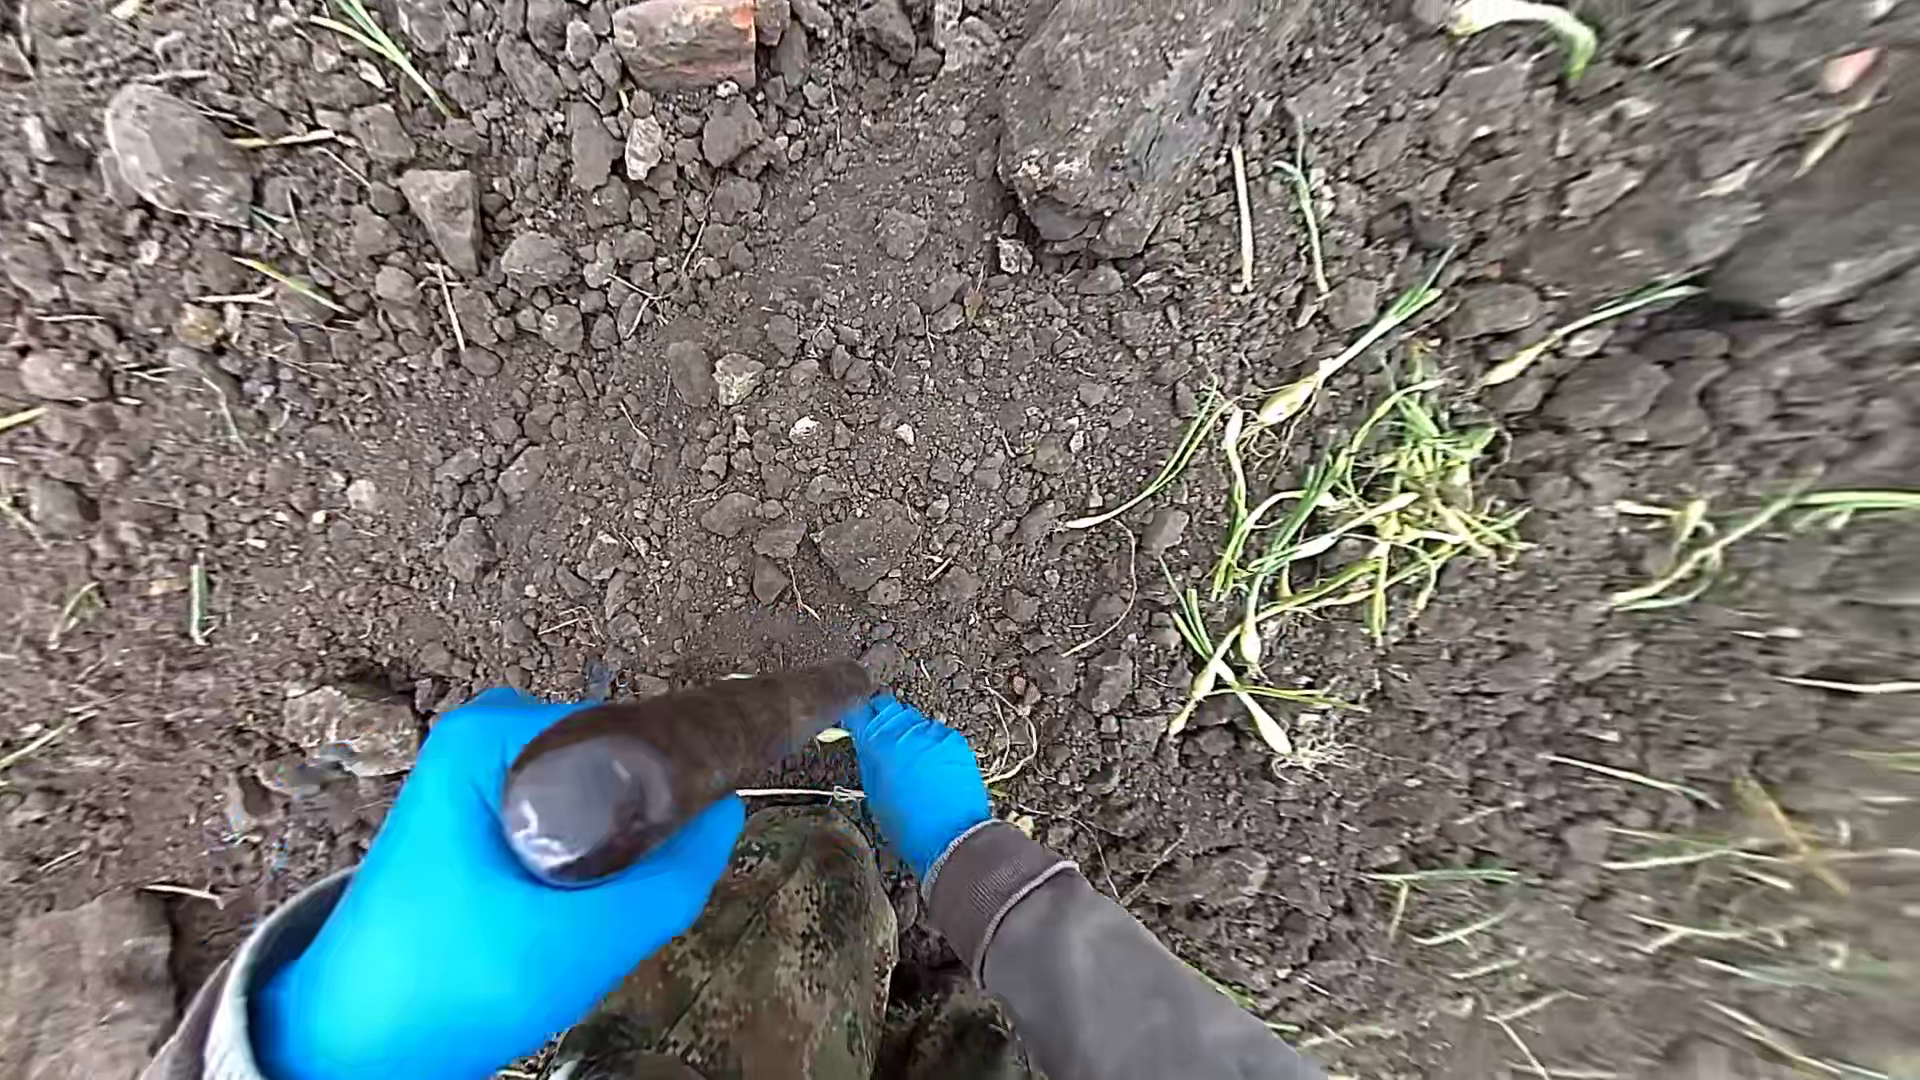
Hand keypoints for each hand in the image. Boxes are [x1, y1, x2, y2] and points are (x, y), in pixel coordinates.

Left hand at [253, 688, 744, 1079]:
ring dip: (618, 816)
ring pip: (592, 769)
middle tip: (645, 864)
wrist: (348, 1051)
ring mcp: (474, 760)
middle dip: (642, 800)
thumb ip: (679, 874)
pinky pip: (564, 786)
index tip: (685, 825)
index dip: (670, 772)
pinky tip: (583, 872)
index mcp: (493, 735)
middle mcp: (483, 730)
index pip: (625, 728)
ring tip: (613, 876)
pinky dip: (589, 822)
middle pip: (612, 745)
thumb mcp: (590, 940)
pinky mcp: (473, 793)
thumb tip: (729, 807)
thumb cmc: (459, 987)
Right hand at [842, 694, 990, 877]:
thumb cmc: (912, 826)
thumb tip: (866, 744)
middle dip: (884, 721)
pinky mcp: (953, 739)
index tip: (858, 722)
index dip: (858, 718)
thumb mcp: (876, 796)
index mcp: (880, 745)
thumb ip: (869, 761)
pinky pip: (936, 733)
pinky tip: (932, 765)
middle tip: (885, 741)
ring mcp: (932, 732)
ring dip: (910, 733)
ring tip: (912, 760)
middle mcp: (906, 731)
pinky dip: (931, 743)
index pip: (861, 714)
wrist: (953, 836)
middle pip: (889, 709)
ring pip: (914, 720)